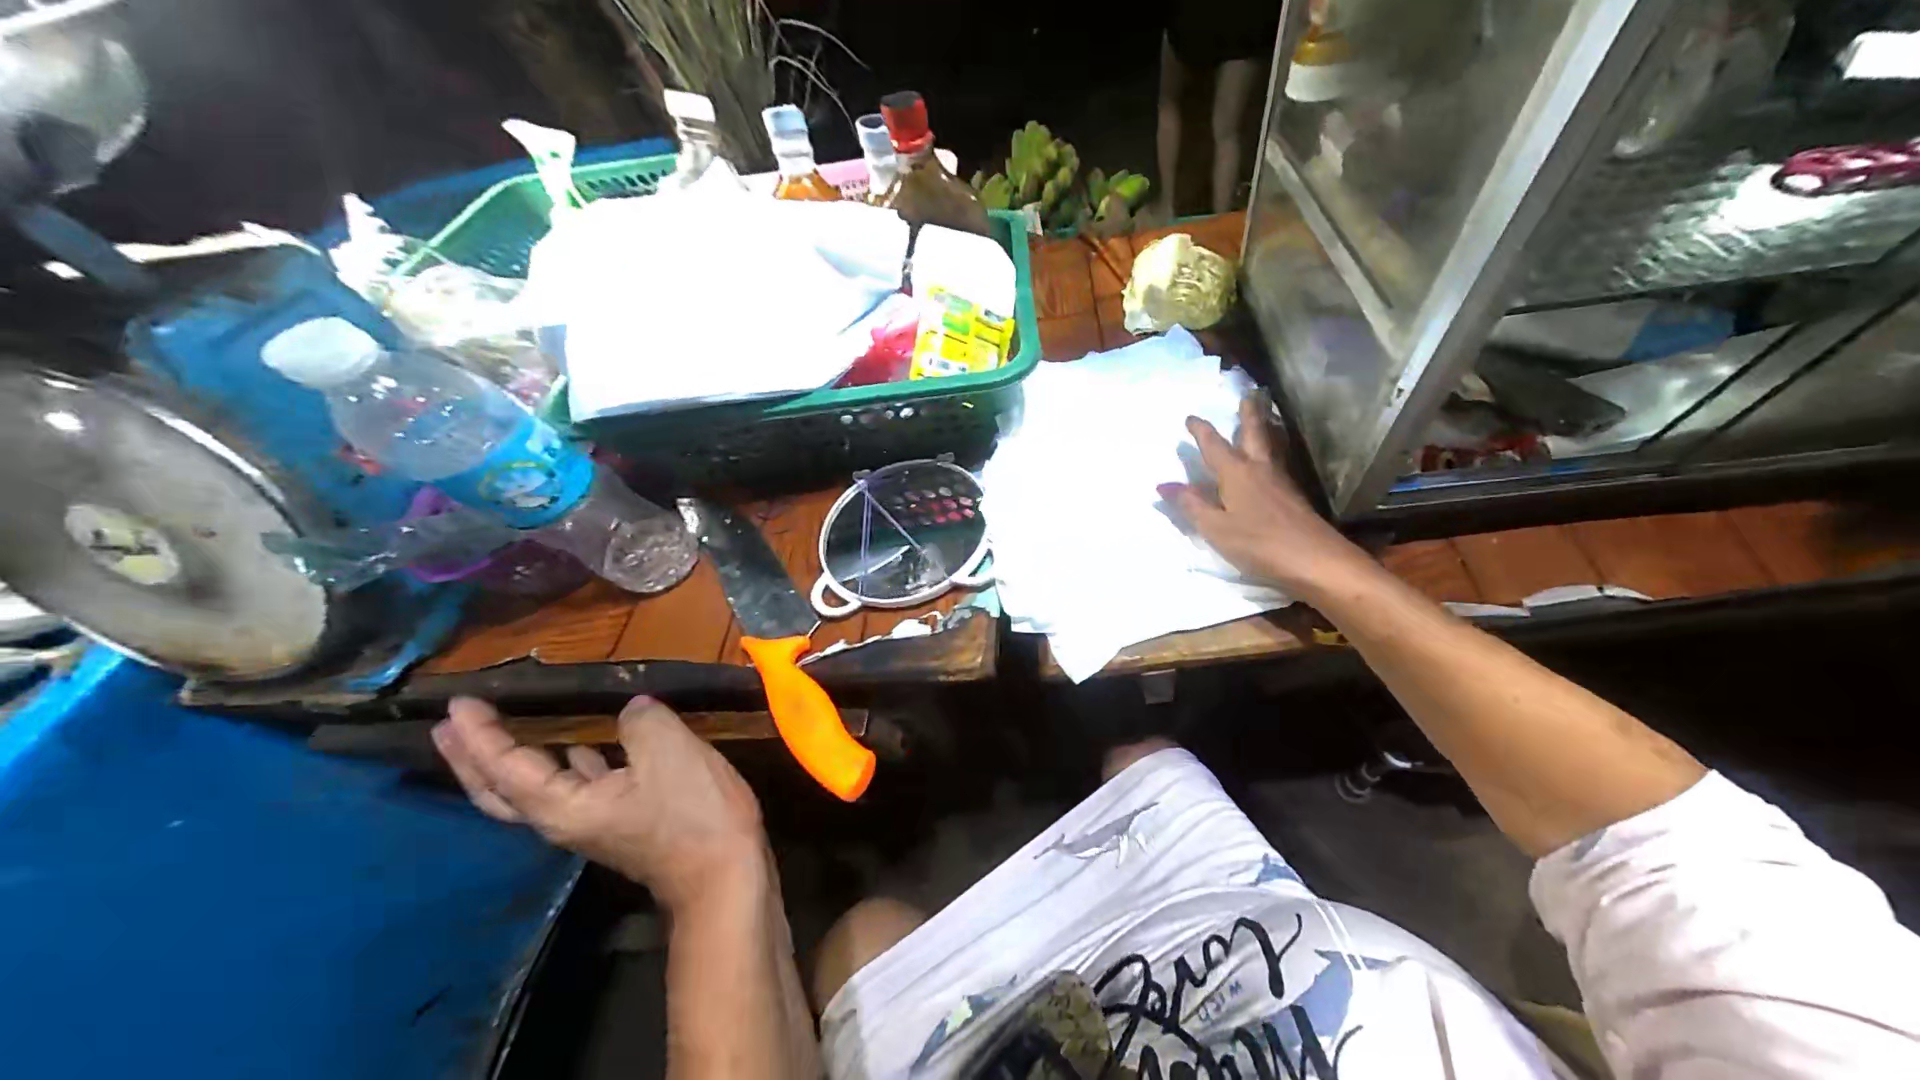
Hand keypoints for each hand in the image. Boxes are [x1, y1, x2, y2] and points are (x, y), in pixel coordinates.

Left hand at [433, 695, 767, 911]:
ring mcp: (592, 822)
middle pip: (500, 791)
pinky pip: (572, 787)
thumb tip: (632, 711)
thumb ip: (641, 720)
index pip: (504, 766)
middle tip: (448, 725)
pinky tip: (577, 747)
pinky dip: (561, 763)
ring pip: (533, 790)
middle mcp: (564, 819)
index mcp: (562, 806)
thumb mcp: (669, 752)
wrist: (724, 875)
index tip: (459, 703)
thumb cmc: (692, 813)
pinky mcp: (620, 820)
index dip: (480, 733)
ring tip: (498, 733)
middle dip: (472, 757)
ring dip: (510, 760)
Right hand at [1158, 392, 1376, 598]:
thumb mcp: (1215, 528)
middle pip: (1253, 434)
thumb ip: (1190, 505)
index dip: (1201, 432)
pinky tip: (1269, 459)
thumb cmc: (1258, 543)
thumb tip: (1163, 484)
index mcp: (1236, 474)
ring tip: (1263, 416)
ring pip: (1269, 445)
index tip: (1190, 417)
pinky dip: (1271, 450)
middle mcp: (1259, 469)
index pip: (1214, 446)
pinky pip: (1277, 462)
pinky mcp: (1293, 496)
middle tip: (1249, 394)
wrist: (1315, 560)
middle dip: (1248, 414)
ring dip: (1263, 428)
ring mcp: (1280, 482)